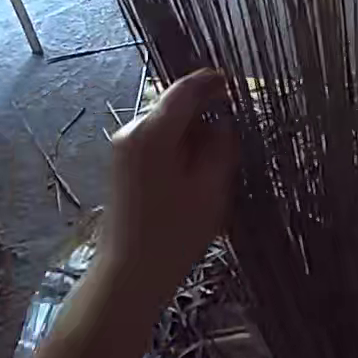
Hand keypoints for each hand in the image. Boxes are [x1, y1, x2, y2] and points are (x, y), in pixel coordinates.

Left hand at [97, 69, 238, 303]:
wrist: (129, 275)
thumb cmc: (174, 234)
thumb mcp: (210, 187)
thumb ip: (221, 145)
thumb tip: (224, 121)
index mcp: (152, 132)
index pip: (184, 90)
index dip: (211, 81)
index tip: (234, 83)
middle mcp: (132, 130)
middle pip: (175, 106)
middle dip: (204, 112)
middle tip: (233, 132)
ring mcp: (124, 147)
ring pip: (167, 123)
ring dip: (192, 131)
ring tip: (216, 159)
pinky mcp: (123, 163)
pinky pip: (157, 140)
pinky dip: (178, 145)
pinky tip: (194, 171)